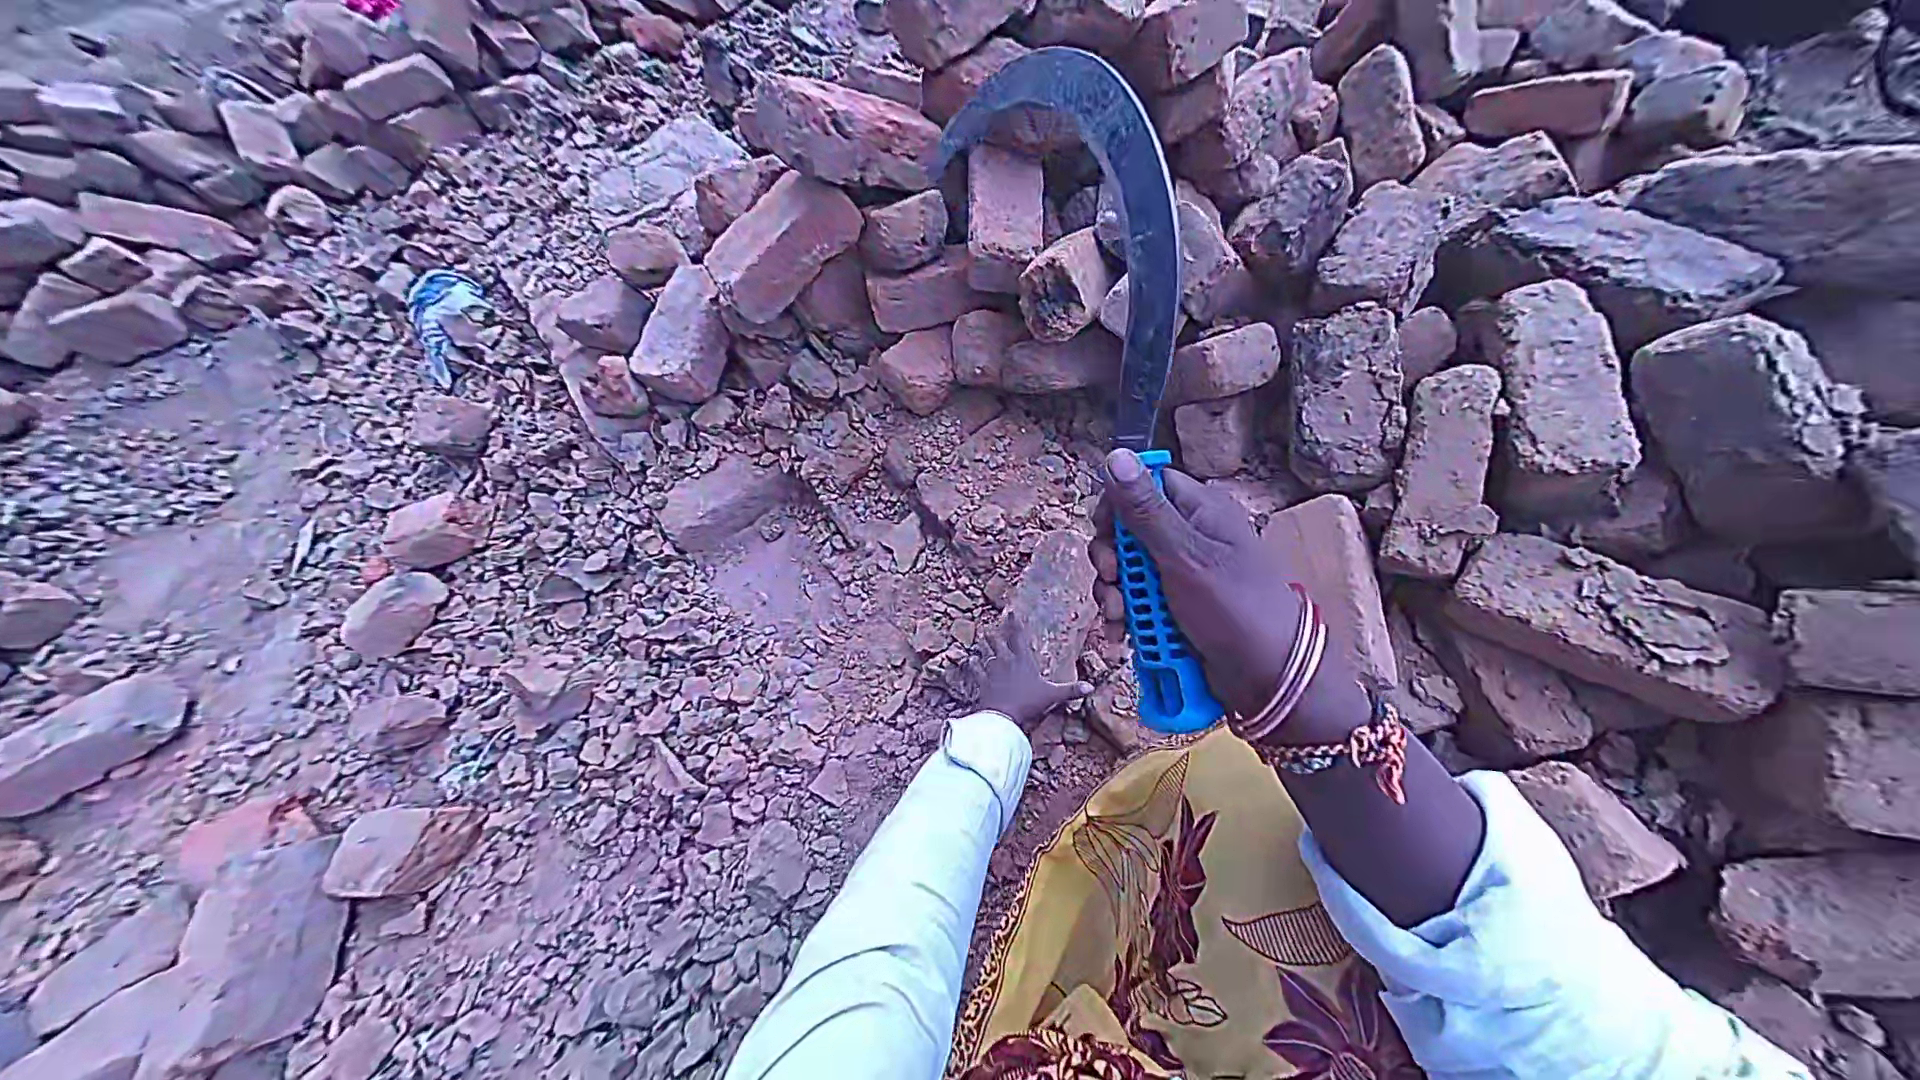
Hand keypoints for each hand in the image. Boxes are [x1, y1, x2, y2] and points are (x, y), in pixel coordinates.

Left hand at [970, 616, 1093, 731]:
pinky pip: (975, 671)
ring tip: (980, 638)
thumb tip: (1091, 688)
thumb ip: (1070, 691)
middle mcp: (1006, 662)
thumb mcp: (1053, 696)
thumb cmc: (1028, 703)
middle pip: (999, 644)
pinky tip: (969, 661)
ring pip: (986, 654)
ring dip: (983, 647)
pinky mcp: (982, 683)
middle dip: (995, 636)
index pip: (1019, 638)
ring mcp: (992, 672)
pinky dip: (972, 665)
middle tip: (991, 628)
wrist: (1003, 716)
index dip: (1015, 624)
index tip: (1011, 612)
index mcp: (1023, 661)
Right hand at [1091, 449, 1303, 719]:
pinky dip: (1125, 617)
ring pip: (1128, 571)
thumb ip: (1145, 510)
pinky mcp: (1174, 608)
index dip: (1118, 502)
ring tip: (1120, 616)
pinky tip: (1123, 634)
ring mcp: (1180, 576)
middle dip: (1111, 558)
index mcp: (1200, 511)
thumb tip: (1116, 456)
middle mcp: (1189, 538)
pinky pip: (1137, 603)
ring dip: (1115, 593)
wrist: (1270, 681)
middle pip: (1129, 531)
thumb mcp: (1184, 555)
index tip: (1104, 528)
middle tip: (1111, 577)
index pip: (1147, 485)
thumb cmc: (1235, 608)